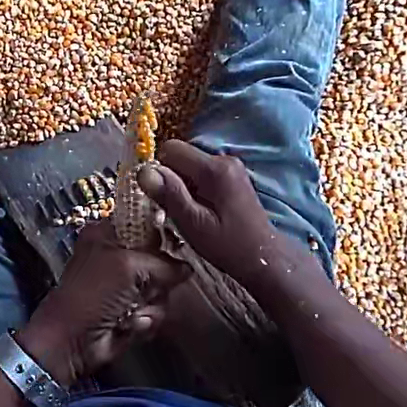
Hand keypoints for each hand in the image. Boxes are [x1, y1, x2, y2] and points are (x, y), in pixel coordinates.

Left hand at [21, 221, 186, 383]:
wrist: (72, 340)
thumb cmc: (94, 292)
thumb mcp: (128, 266)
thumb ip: (164, 263)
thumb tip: (188, 268)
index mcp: (107, 234)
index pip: (143, 223)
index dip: (160, 233)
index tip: (174, 243)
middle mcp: (118, 256)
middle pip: (160, 259)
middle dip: (158, 278)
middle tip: (148, 286)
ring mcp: (126, 286)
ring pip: (162, 288)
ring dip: (151, 303)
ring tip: (135, 312)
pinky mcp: (132, 311)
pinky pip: (156, 310)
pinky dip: (146, 320)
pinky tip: (132, 325)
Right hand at [137, 139, 304, 290]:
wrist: (264, 257)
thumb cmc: (228, 245)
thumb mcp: (193, 224)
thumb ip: (169, 194)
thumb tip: (142, 171)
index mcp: (214, 169)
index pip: (171, 149)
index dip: (160, 170)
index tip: (163, 197)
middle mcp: (224, 159)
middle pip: (181, 156)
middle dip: (172, 178)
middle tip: (178, 209)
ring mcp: (230, 166)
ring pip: (189, 164)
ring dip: (183, 185)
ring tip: (191, 212)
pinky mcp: (232, 175)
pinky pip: (201, 172)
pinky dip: (195, 187)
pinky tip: (202, 210)